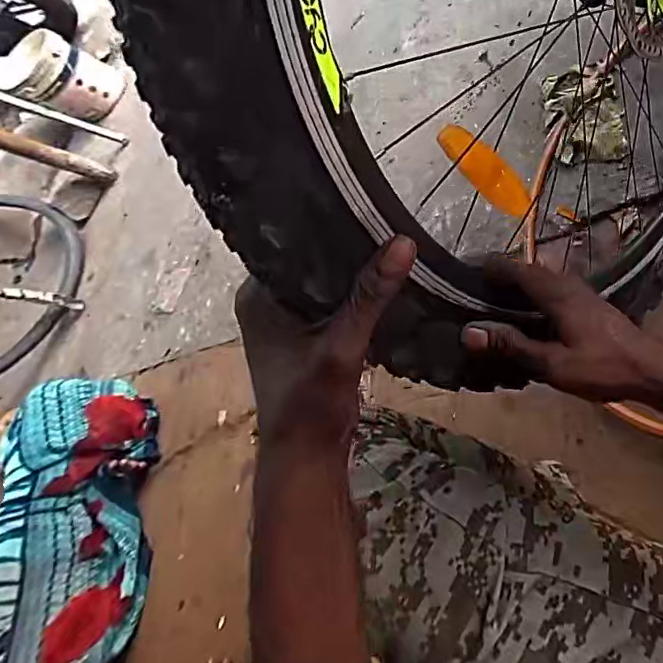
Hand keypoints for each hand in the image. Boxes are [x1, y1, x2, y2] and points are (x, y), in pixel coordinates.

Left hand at [239, 237, 415, 452]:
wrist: (310, 458)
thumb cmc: (311, 403)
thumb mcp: (342, 345)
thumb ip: (371, 295)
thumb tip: (404, 242)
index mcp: (258, 296)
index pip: (294, 245)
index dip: (327, 224)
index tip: (366, 204)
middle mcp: (269, 300)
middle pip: (314, 260)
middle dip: (349, 245)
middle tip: (387, 219)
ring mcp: (290, 317)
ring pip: (329, 279)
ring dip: (357, 269)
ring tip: (392, 239)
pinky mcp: (311, 331)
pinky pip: (337, 298)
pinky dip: (359, 291)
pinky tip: (387, 275)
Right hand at [460, 260, 662, 406]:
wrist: (650, 369)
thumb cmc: (602, 366)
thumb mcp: (553, 363)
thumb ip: (513, 346)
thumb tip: (470, 332)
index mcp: (555, 291)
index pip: (513, 268)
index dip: (487, 268)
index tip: (460, 274)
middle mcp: (565, 284)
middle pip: (524, 272)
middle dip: (497, 280)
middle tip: (468, 296)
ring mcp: (578, 292)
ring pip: (538, 282)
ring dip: (514, 290)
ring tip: (488, 308)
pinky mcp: (585, 304)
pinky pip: (549, 292)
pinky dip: (530, 299)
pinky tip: (521, 321)